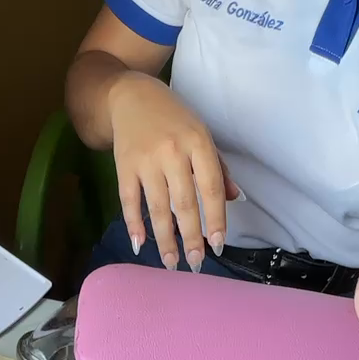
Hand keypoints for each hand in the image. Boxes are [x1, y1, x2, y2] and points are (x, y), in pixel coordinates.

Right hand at [107, 72, 239, 270]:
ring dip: (164, 238)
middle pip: (185, 202)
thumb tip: (234, 198)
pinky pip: (129, 200)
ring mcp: (146, 160)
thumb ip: (217, 167)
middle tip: (196, 262)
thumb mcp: (200, 133)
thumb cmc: (172, 118)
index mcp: (198, 142)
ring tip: (171, 263)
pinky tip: (139, 244)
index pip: (211, 187)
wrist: (129, 96)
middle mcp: (173, 152)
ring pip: (158, 207)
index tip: (218, 243)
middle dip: (191, 236)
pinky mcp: (124, 166)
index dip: (216, 218)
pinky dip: (133, 223)